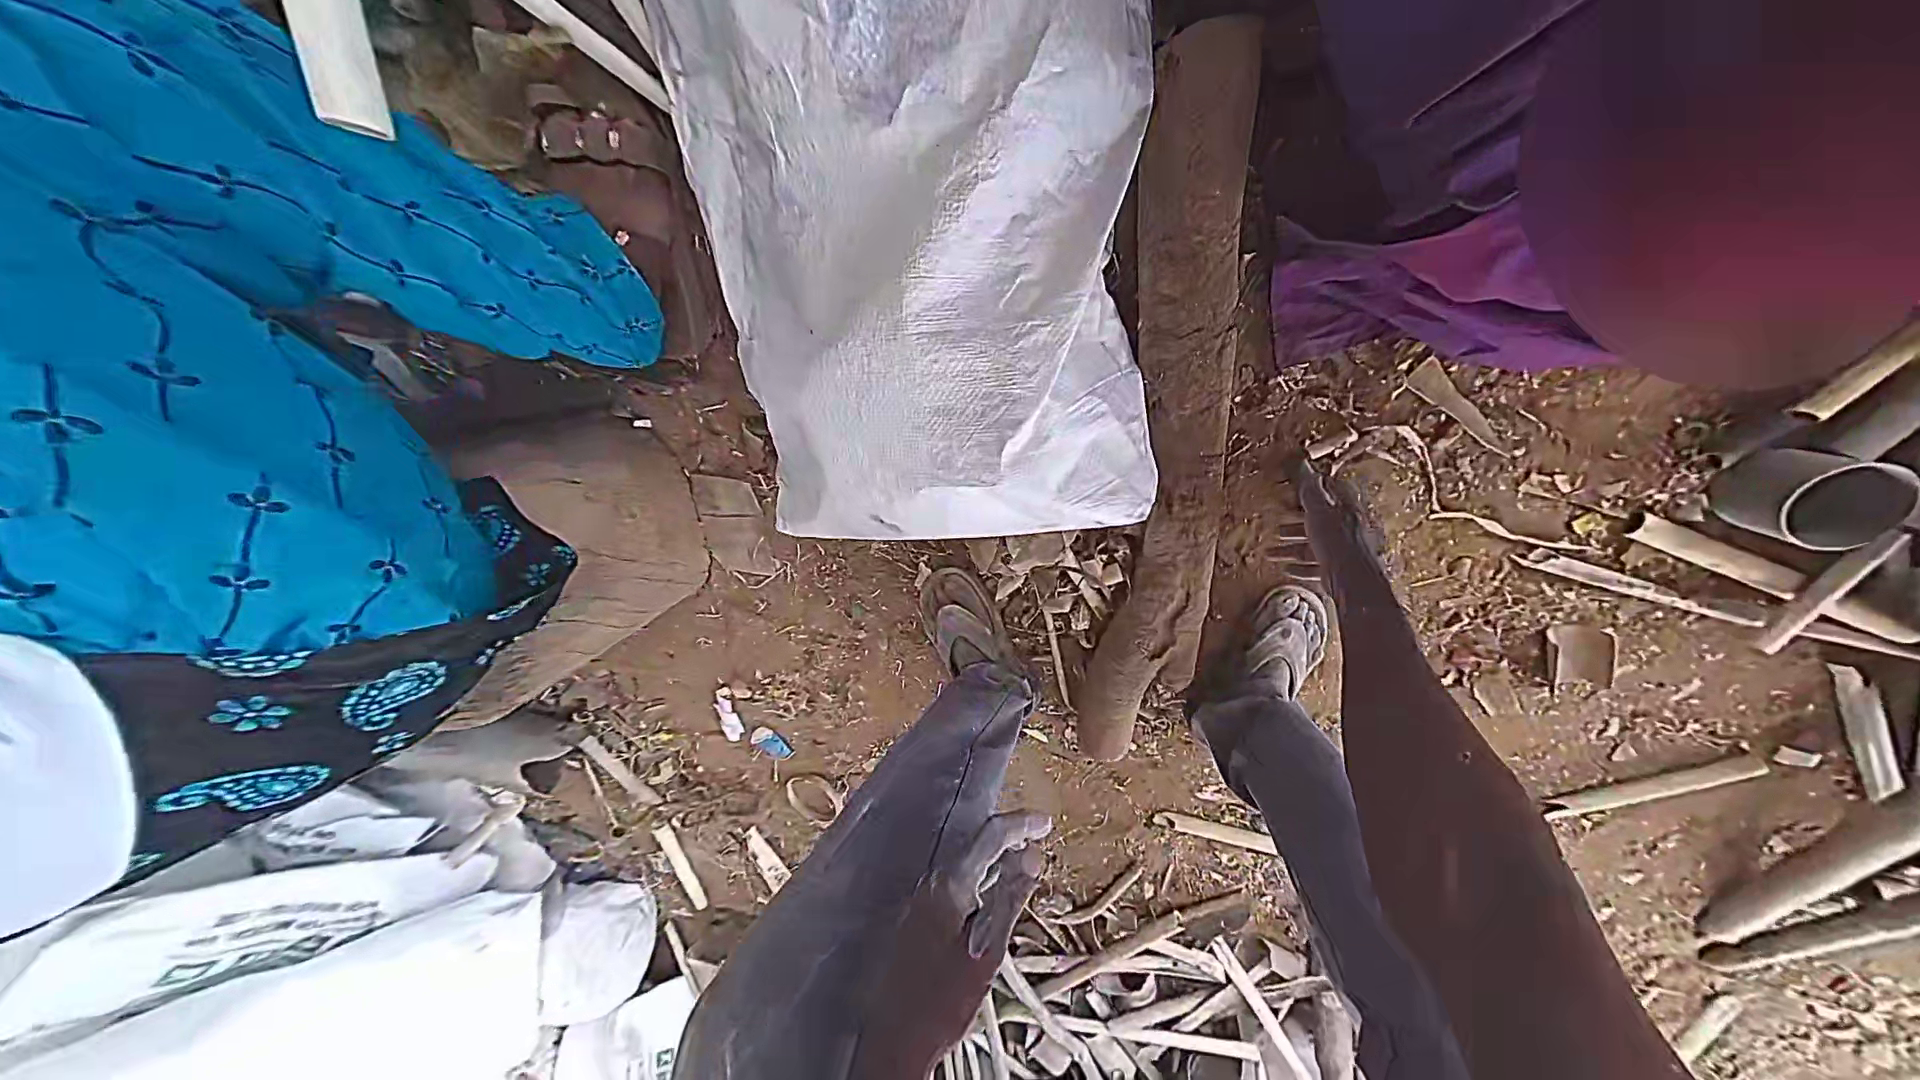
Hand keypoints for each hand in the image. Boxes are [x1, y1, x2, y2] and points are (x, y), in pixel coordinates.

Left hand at [848, 812, 1051, 1079]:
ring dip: (996, 857)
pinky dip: (981, 877)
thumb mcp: (988, 949)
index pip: (990, 836)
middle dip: (1009, 836)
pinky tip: (995, 890)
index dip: (1020, 824)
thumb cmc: (943, 1000)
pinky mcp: (921, 914)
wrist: (897, 1039)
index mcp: (950, 883)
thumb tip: (1032, 855)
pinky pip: (957, 881)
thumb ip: (1010, 897)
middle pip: (976, 843)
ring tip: (1024, 860)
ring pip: (967, 862)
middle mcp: (933, 881)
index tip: (1045, 823)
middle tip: (1038, 837)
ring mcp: (924, 897)